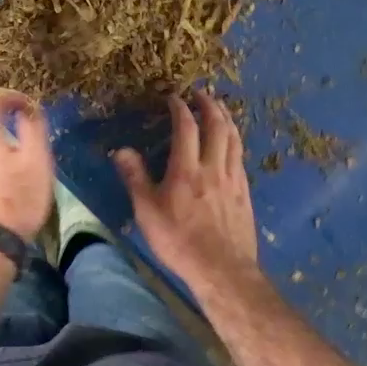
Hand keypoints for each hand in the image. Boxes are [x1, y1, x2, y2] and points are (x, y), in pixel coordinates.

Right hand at [114, 93, 259, 297]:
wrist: (222, 271)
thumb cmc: (179, 241)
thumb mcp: (147, 211)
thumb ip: (135, 177)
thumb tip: (121, 150)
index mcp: (186, 169)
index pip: (185, 127)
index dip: (180, 108)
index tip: (174, 97)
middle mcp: (212, 167)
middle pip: (216, 127)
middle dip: (209, 106)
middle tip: (202, 93)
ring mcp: (233, 180)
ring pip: (233, 140)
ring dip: (227, 119)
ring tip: (221, 109)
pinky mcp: (245, 194)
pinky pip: (241, 158)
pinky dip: (235, 142)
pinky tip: (233, 144)